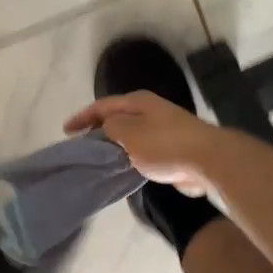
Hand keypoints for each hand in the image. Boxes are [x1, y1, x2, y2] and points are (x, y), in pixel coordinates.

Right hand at [65, 91, 225, 196]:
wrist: (206, 159)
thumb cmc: (165, 144)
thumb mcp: (129, 133)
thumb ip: (112, 127)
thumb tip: (108, 127)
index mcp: (138, 102)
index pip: (103, 105)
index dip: (83, 116)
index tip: (66, 131)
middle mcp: (149, 111)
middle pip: (116, 118)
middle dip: (97, 131)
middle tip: (79, 148)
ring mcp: (161, 129)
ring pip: (129, 136)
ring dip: (113, 146)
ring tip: (97, 161)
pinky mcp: (170, 149)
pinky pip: (141, 151)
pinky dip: (128, 157)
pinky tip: (121, 170)